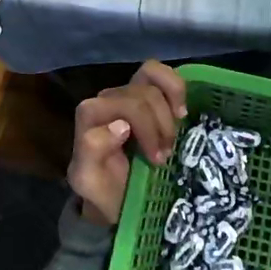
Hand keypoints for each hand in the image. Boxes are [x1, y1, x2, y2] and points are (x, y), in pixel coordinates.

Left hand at [67, 61, 186, 226]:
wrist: (120, 196)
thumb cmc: (105, 189)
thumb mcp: (90, 181)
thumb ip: (92, 152)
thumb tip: (120, 125)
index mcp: (90, 117)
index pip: (116, 103)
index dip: (144, 127)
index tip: (155, 159)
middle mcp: (107, 99)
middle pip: (139, 95)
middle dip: (157, 127)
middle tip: (164, 157)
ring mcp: (128, 92)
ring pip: (152, 83)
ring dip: (167, 115)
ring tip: (170, 140)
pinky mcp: (148, 91)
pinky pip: (161, 73)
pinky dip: (176, 88)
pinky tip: (181, 112)